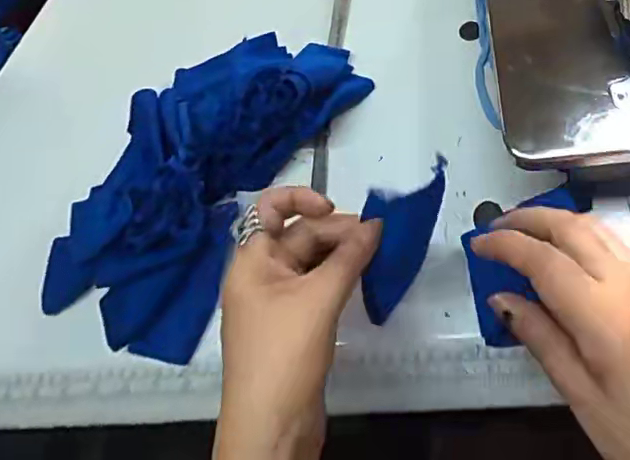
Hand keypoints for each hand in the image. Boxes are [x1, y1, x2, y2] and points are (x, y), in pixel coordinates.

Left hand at [216, 188, 381, 459]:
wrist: (270, 432)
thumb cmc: (285, 353)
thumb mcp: (321, 297)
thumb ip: (351, 254)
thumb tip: (377, 224)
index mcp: (252, 261)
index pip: (269, 208)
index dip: (301, 198)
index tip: (333, 209)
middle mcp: (261, 274)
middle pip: (300, 233)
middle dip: (337, 230)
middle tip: (375, 238)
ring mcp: (276, 300)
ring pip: (312, 258)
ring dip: (342, 252)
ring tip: (376, 254)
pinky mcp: (292, 322)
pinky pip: (317, 282)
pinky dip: (340, 274)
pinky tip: (364, 276)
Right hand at [471, 209, 629, 459]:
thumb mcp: (581, 398)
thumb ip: (541, 339)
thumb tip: (503, 299)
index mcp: (604, 315)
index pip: (545, 259)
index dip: (507, 245)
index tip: (478, 244)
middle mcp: (626, 283)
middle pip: (570, 226)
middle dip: (527, 218)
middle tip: (494, 227)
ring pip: (592, 225)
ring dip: (554, 218)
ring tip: (522, 230)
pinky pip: (610, 239)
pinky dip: (578, 229)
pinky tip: (564, 244)